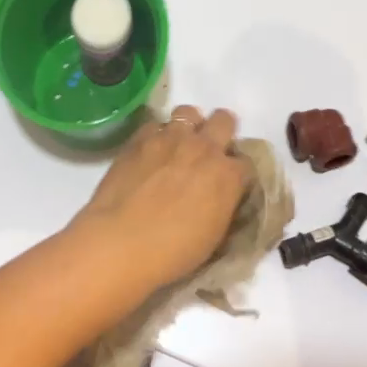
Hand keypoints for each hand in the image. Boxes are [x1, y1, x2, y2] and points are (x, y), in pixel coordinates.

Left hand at [69, 106, 248, 287]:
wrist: (120, 244)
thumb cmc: (171, 253)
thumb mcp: (212, 238)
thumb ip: (223, 208)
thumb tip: (221, 199)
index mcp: (228, 176)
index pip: (246, 163)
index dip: (237, 173)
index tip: (228, 185)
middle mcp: (204, 148)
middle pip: (224, 121)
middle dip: (220, 134)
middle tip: (207, 156)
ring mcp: (170, 139)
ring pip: (189, 113)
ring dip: (188, 126)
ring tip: (178, 147)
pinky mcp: (139, 139)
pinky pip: (155, 125)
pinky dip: (156, 136)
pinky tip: (149, 155)